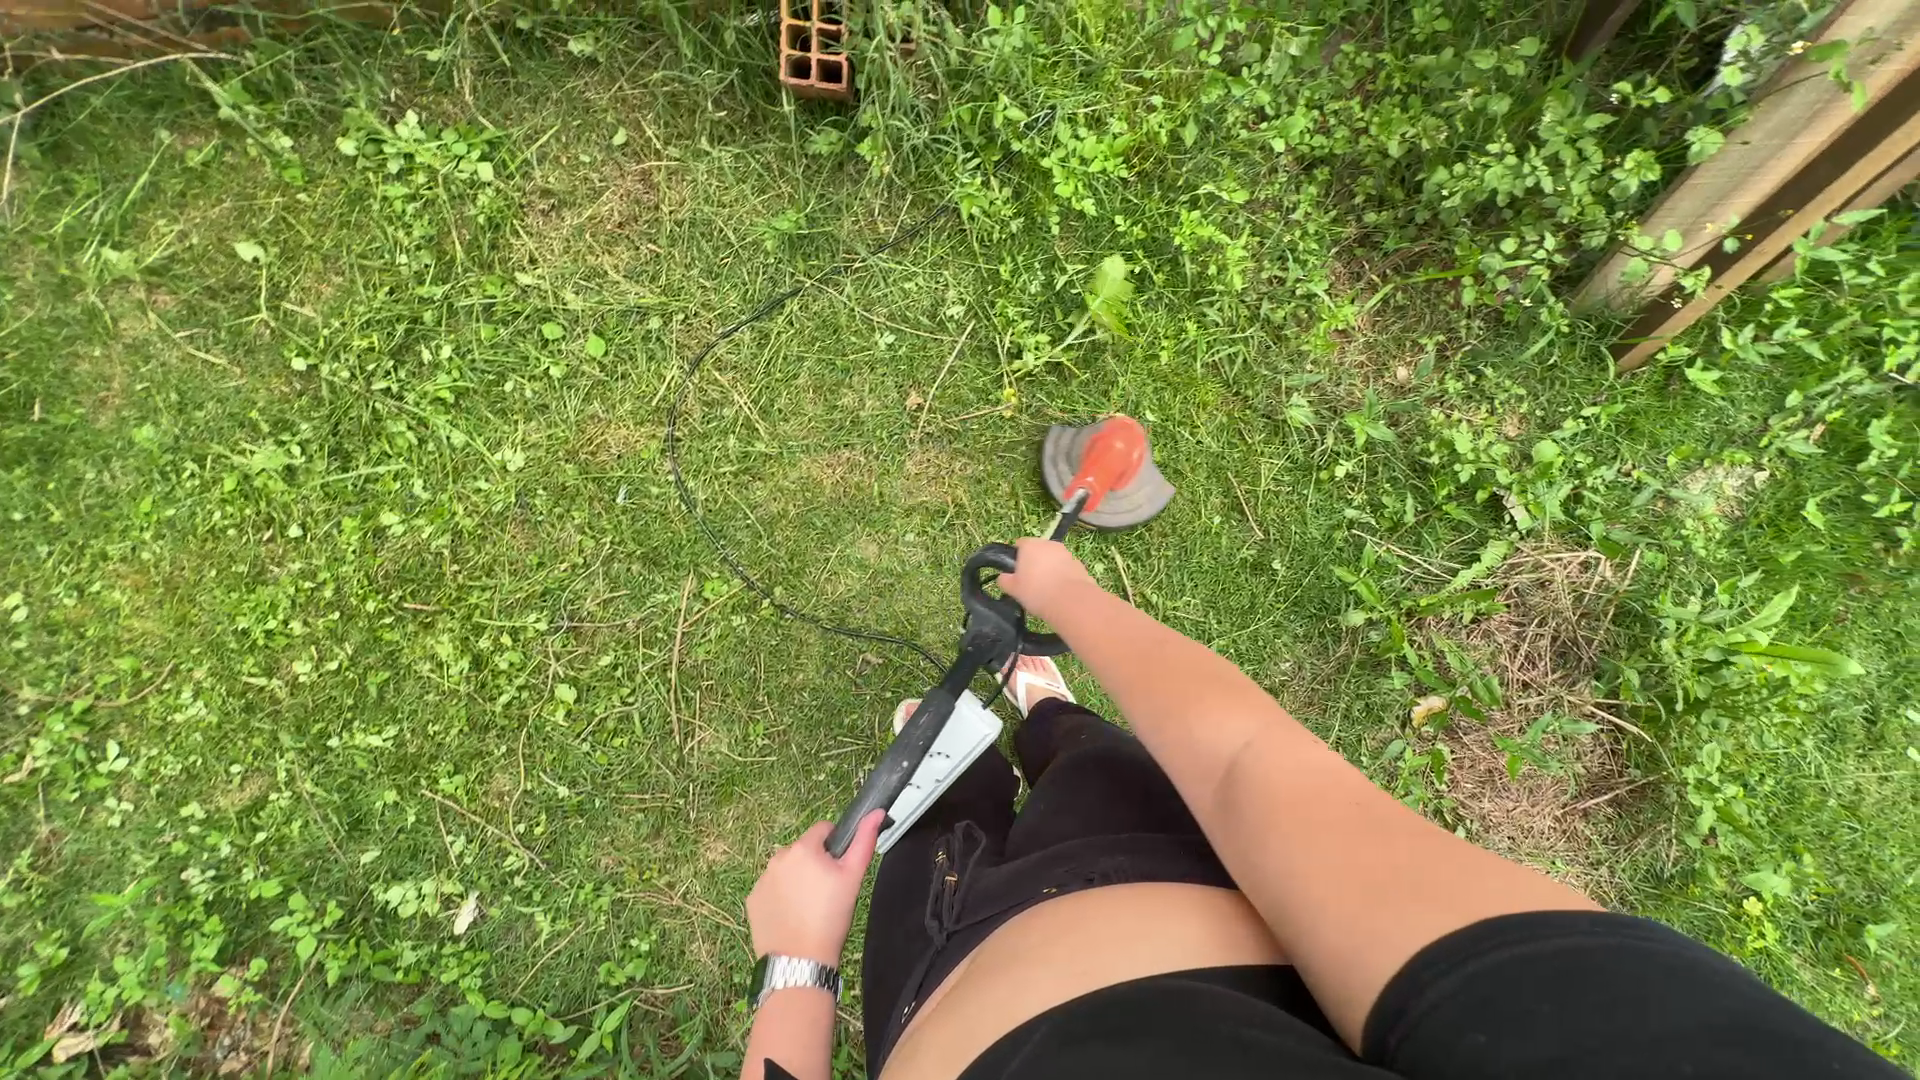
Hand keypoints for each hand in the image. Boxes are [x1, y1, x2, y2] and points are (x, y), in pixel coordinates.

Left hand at [746, 810, 884, 964]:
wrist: (799, 960)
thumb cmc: (830, 917)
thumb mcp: (853, 877)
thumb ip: (864, 840)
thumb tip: (876, 812)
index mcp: (803, 848)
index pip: (823, 830)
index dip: (835, 847)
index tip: (838, 871)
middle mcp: (777, 857)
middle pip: (804, 850)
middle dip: (815, 864)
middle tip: (826, 892)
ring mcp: (762, 879)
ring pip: (787, 869)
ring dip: (797, 879)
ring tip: (809, 907)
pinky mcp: (753, 899)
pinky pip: (771, 889)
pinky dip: (781, 896)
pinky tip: (792, 915)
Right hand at [997, 538, 1104, 620]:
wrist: (1071, 601)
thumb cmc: (1036, 592)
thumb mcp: (1013, 589)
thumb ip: (1005, 581)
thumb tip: (1003, 577)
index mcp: (1030, 545)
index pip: (1019, 544)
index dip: (1016, 557)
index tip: (1016, 573)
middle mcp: (1049, 544)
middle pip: (1038, 550)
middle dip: (1034, 563)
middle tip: (1030, 583)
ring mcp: (1066, 553)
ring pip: (1053, 559)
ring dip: (1050, 569)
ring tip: (1046, 590)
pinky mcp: (1080, 565)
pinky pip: (1066, 569)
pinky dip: (1063, 576)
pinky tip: (1060, 593)